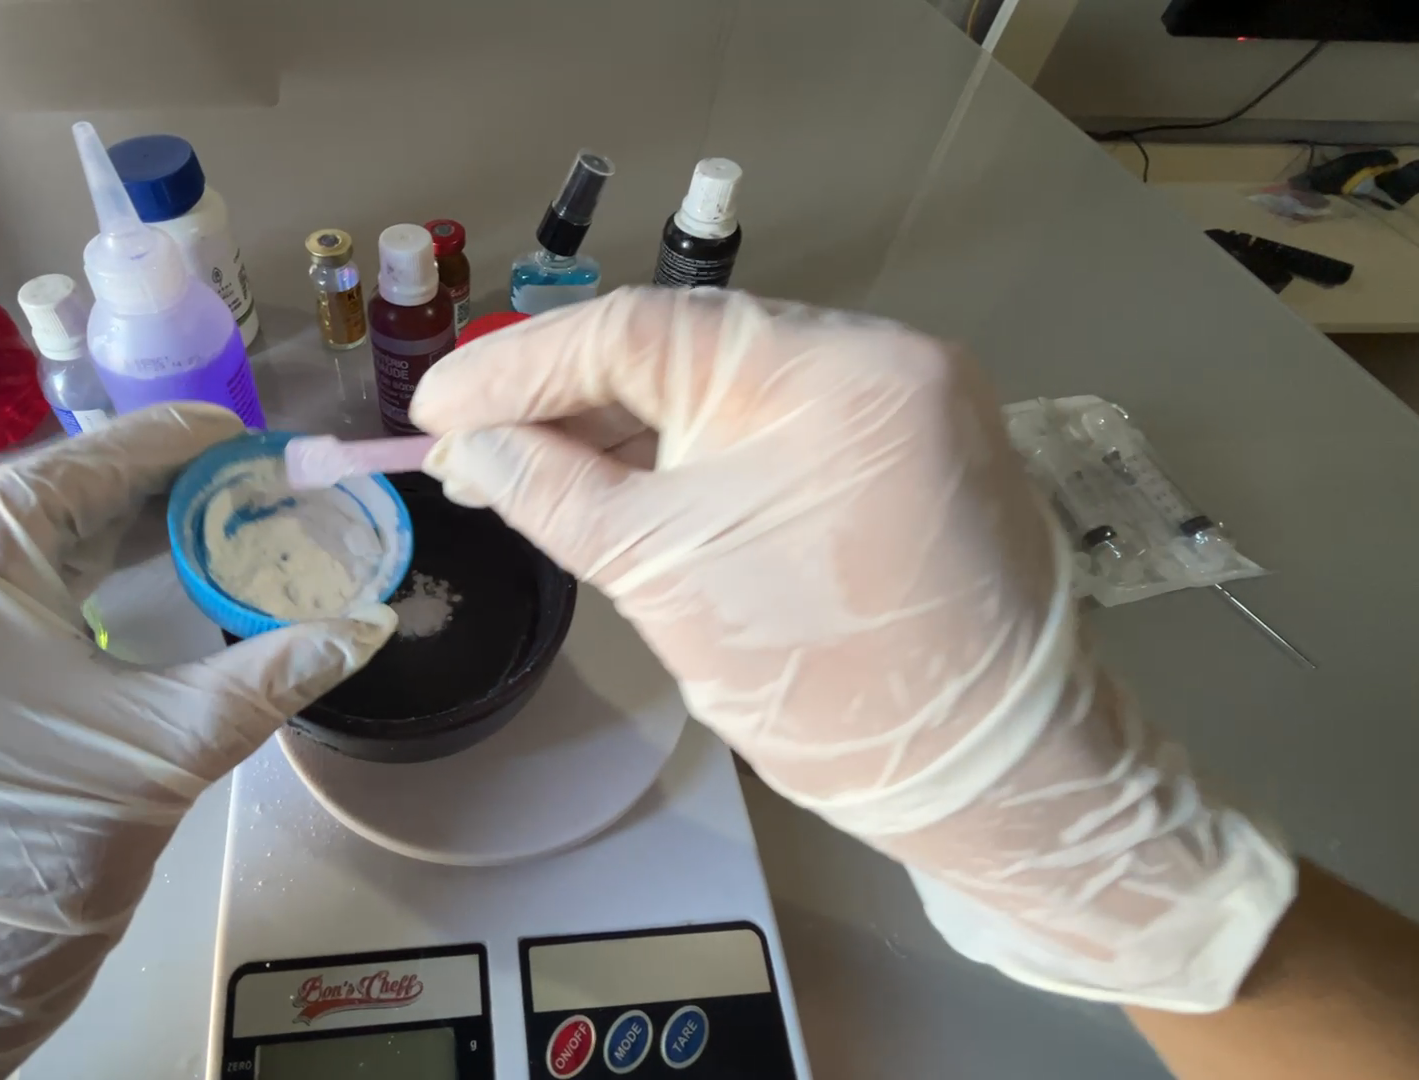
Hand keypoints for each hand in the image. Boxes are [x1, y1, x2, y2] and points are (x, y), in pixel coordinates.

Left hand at [0, 406, 393, 1079]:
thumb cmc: (25, 874)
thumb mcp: (162, 759)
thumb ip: (269, 678)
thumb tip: (370, 624)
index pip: (52, 484)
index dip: (145, 444)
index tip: (225, 426)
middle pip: (37, 520)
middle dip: (140, 493)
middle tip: (233, 476)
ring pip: (19, 569)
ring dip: (111, 542)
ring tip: (201, 520)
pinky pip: (1, 617)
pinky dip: (77, 594)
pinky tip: (135, 595)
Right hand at [411, 288, 1291, 1010]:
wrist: (984, 776)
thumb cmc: (825, 685)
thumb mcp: (663, 578)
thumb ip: (552, 492)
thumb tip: (465, 447)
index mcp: (827, 373)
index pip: (635, 333)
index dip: (517, 366)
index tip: (435, 404)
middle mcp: (866, 355)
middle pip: (669, 350)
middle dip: (554, 396)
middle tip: (462, 433)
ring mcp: (880, 397)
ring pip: (704, 390)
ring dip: (603, 427)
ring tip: (509, 458)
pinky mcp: (877, 446)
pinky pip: (744, 429)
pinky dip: (664, 454)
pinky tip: (593, 473)